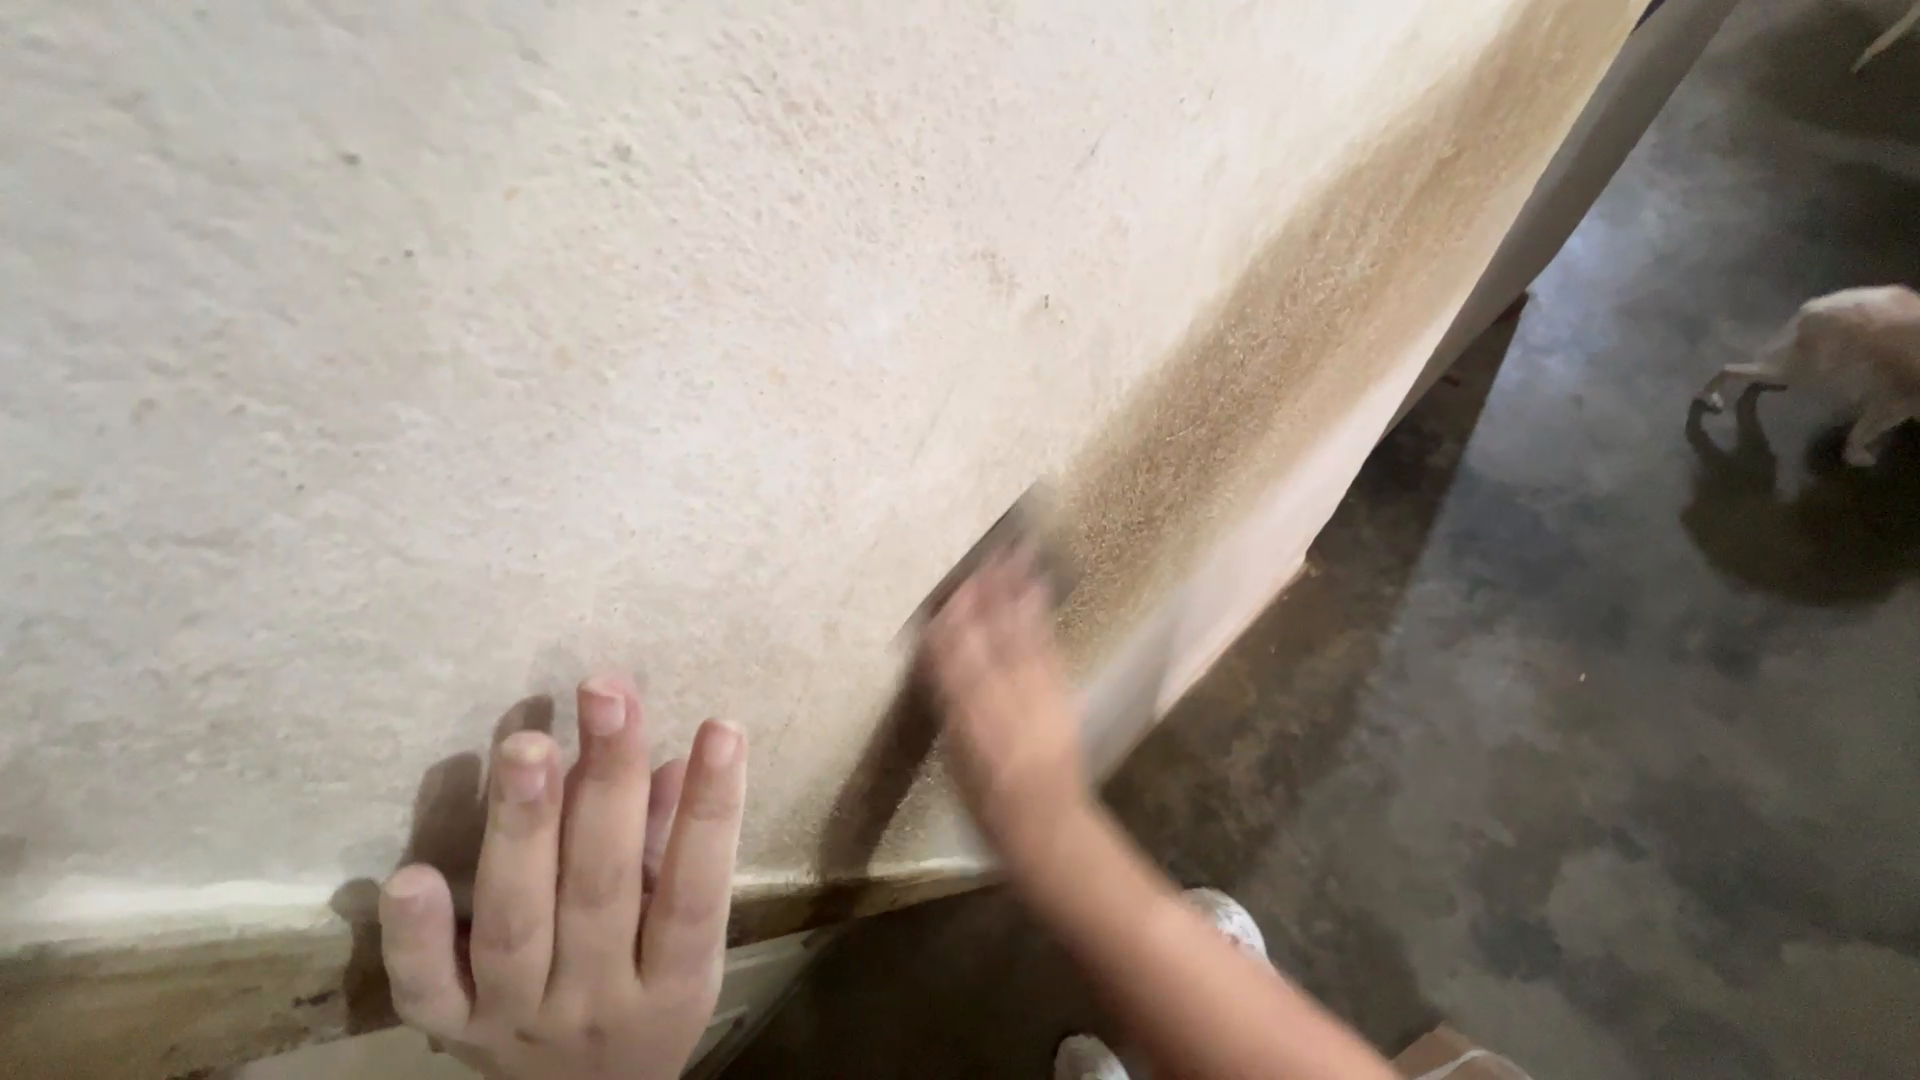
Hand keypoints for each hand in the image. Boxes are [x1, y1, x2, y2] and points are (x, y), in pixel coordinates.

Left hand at [379, 674, 747, 1079]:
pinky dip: (418, 939)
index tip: (721, 725)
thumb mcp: (694, 947)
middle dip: (607, 784)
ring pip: (519, 924)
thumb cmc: (656, 1002)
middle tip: (605, 694)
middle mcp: (600, 1001)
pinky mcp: (455, 1032)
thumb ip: (683, 852)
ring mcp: (519, 1020)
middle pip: (602, 889)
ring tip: (528, 744)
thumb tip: (679, 762)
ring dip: (523, 831)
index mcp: (675, 980)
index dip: (713, 809)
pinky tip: (408, 875)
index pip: (698, 890)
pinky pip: (428, 991)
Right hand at [920, 551, 1090, 861]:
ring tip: (1017, 552)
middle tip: (987, 548)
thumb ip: (949, 706)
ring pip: (1021, 629)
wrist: (1046, 820)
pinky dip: (1040, 615)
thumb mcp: (953, 757)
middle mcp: (1001, 694)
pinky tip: (1037, 591)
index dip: (951, 618)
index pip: (953, 654)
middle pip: (990, 632)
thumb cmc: (987, 800)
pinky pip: (1047, 645)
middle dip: (988, 590)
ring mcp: (1035, 690)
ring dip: (1017, 589)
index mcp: (967, 713)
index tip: (949, 587)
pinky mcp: (1059, 692)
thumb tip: (941, 664)